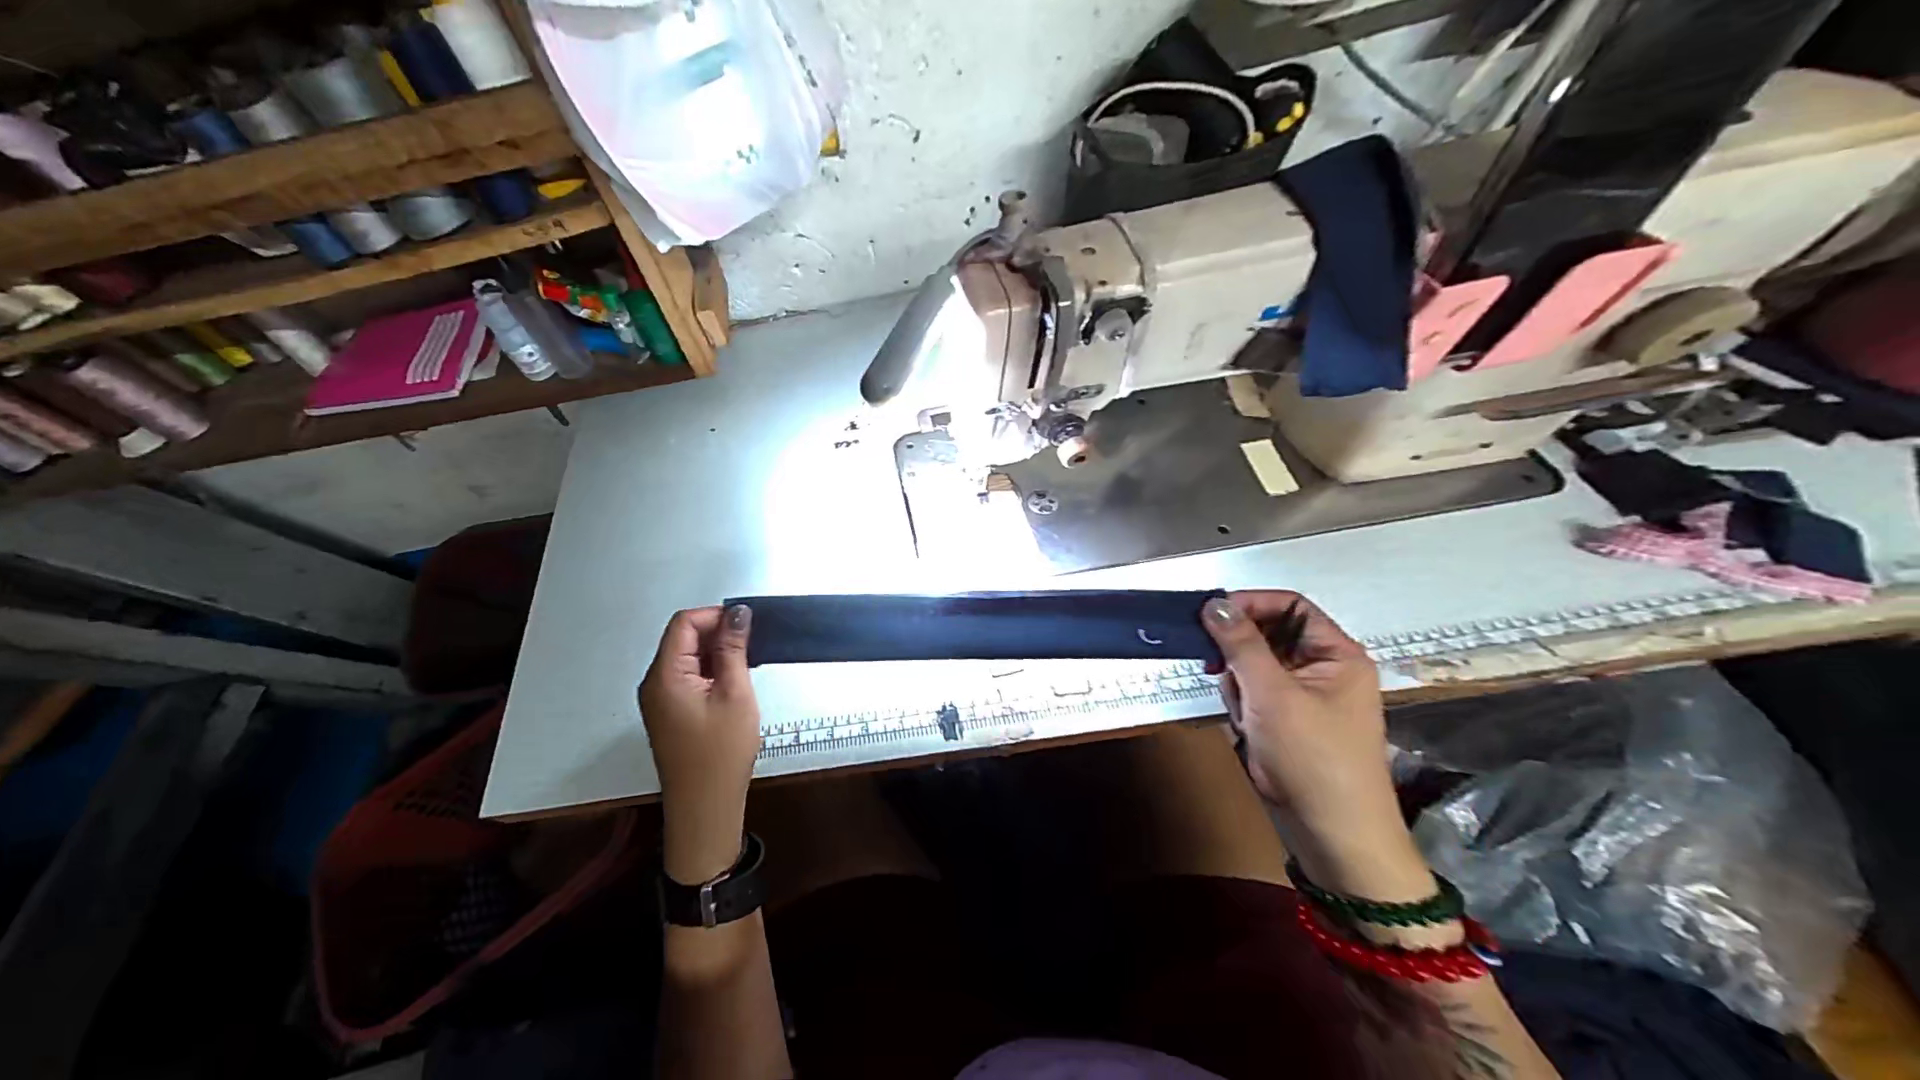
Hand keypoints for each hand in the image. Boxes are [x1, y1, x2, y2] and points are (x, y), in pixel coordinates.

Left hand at [640, 604, 759, 884]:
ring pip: (688, 658)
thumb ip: (734, 649)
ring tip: (747, 668)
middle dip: (718, 635)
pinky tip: (735, 685)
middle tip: (752, 649)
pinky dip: (712, 673)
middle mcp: (654, 683)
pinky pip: (689, 678)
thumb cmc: (722, 752)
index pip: (683, 623)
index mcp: (664, 675)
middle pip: (683, 638)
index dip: (716, 616)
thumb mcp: (735, 694)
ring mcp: (660, 700)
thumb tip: (737, 612)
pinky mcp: (670, 713)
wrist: (705, 806)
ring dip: (717, 655)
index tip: (747, 627)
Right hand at [1201, 591, 1433, 901]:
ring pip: (1254, 668)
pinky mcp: (1288, 721)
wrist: (1334, 835)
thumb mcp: (1272, 693)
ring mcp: (1305, 697)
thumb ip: (1241, 643)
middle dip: (1240, 655)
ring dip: (1240, 687)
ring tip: (1247, 716)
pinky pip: (1255, 695)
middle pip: (1267, 636)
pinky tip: (1249, 730)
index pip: (1290, 606)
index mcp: (1336, 654)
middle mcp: (1323, 669)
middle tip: (1220, 671)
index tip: (1211, 614)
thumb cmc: (1313, 759)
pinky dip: (1244, 707)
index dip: (1250, 604)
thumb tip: (1216, 604)